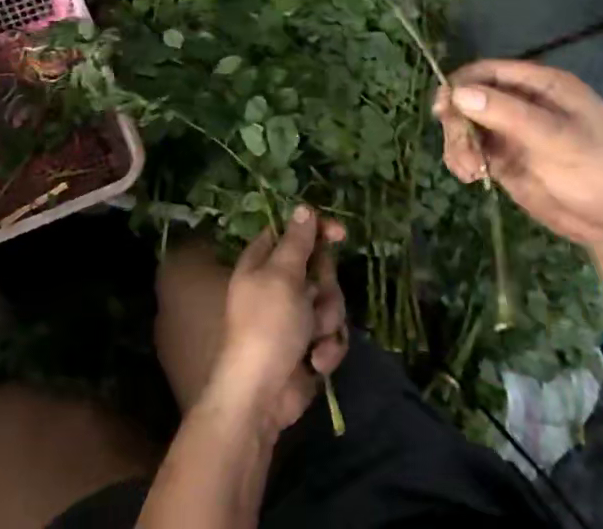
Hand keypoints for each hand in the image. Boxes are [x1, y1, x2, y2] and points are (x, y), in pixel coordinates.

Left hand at [204, 205, 347, 434]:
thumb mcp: (283, 276)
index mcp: (262, 262)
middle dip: (325, 288)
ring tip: (312, 339)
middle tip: (315, 299)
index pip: (292, 232)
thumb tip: (302, 207)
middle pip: (319, 269)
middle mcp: (278, 285)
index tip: (339, 235)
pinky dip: (327, 348)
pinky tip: (314, 362)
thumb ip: (297, 242)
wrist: (263, 394)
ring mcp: (294, 316)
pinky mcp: (308, 344)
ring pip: (330, 302)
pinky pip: (332, 334)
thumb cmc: (267, 325)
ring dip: (327, 322)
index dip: (316, 231)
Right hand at [431, 60, 602, 250]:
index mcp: (542, 86)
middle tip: (462, 150)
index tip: (444, 108)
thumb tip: (458, 93)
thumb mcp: (560, 140)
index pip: (488, 72)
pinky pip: (471, 150)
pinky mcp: (505, 159)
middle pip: (470, 99)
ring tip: (470, 171)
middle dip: (459, 122)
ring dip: (458, 144)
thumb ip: (509, 116)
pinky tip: (471, 177)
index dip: (461, 85)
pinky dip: (462, 161)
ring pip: (466, 126)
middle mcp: (523, 104)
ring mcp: (512, 132)